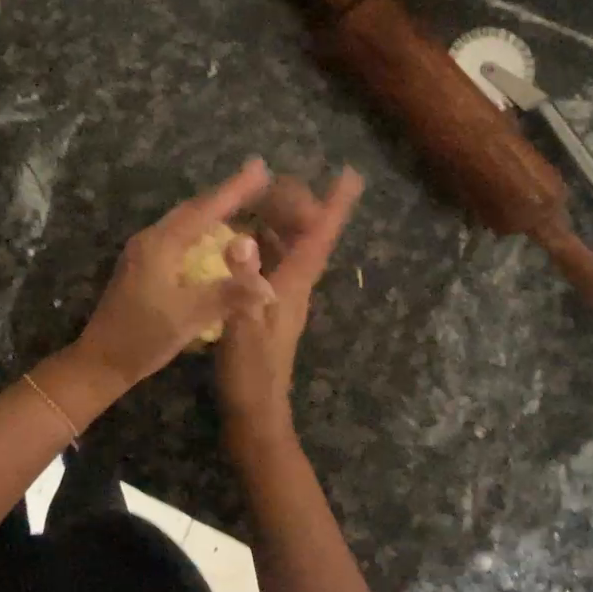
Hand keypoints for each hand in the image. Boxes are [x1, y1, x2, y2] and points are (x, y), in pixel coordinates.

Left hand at [73, 159, 276, 390]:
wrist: (101, 361)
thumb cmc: (143, 337)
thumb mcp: (189, 317)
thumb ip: (228, 295)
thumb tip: (269, 284)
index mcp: (160, 245)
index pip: (204, 210)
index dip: (234, 189)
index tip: (259, 168)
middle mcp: (149, 240)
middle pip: (192, 210)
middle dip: (225, 195)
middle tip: (256, 180)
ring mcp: (143, 253)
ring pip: (183, 222)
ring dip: (212, 211)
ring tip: (241, 201)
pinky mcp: (142, 266)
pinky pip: (178, 237)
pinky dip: (200, 230)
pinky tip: (213, 237)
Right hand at [216, 168, 364, 457]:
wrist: (256, 416)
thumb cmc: (251, 374)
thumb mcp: (242, 326)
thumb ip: (243, 283)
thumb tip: (242, 238)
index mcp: (294, 286)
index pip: (319, 238)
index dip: (334, 206)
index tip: (351, 175)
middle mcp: (295, 287)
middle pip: (306, 237)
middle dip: (299, 205)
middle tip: (278, 179)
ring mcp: (282, 298)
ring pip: (290, 249)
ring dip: (281, 222)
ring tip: (261, 198)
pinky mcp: (266, 308)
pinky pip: (272, 263)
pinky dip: (262, 244)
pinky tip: (243, 238)